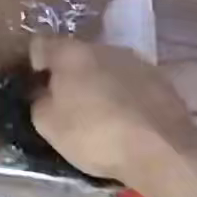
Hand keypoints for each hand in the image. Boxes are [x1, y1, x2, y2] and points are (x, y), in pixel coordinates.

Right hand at [27, 36, 190, 181]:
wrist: (163, 151)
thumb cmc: (95, 134)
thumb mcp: (48, 126)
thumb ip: (39, 103)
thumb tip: (44, 95)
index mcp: (70, 52)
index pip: (40, 45)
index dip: (34, 65)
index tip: (36, 88)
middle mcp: (103, 47)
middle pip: (76, 55)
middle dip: (69, 75)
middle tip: (67, 105)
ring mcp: (136, 61)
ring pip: (106, 68)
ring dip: (99, 84)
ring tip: (101, 116)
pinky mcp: (162, 80)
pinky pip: (132, 84)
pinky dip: (125, 96)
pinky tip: (128, 122)